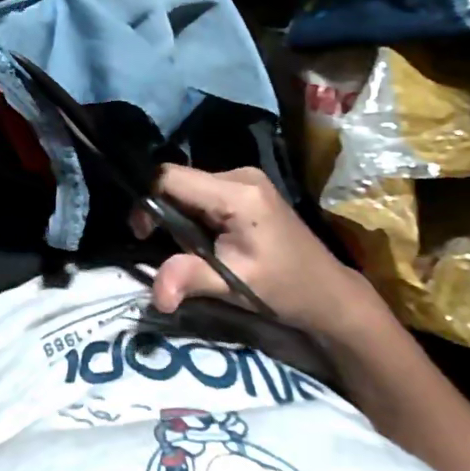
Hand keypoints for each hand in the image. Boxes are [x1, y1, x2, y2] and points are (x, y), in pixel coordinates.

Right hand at [133, 165, 387, 335]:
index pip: (171, 177)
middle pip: (179, 181)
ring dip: (178, 216)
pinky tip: (205, 240)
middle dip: (163, 212)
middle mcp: (239, 174)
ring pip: (188, 188)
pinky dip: (193, 215)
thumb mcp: (235, 284)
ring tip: (191, 249)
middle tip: (168, 248)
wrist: (327, 291)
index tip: (142, 233)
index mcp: (237, 192)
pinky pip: (203, 193)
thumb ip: (191, 278)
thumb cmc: (284, 288)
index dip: (147, 199)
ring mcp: (244, 178)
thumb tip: (156, 295)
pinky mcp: (245, 188)